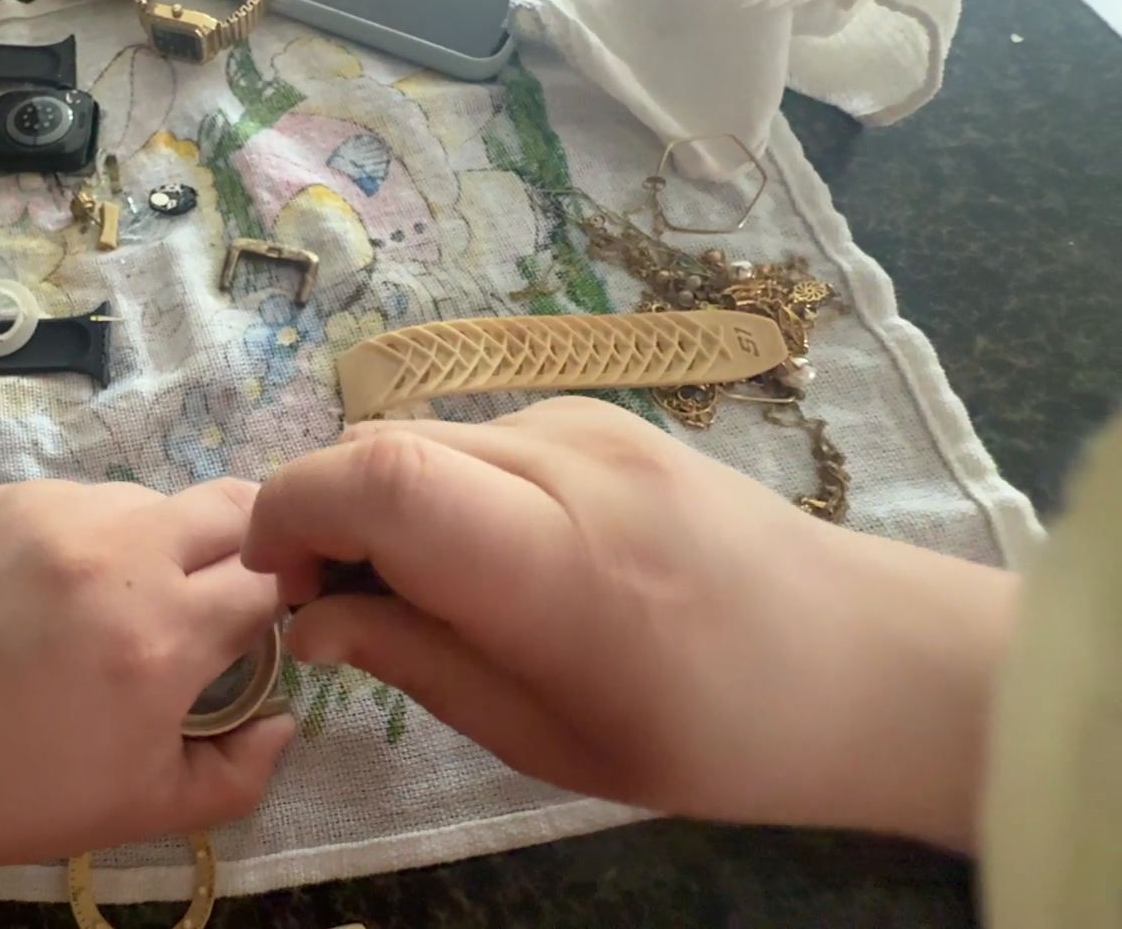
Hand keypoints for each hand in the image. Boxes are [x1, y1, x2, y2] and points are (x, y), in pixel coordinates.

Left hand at [0, 478, 293, 888]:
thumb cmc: (10, 790)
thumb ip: (242, 771)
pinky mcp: (10, 494)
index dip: (277, 600)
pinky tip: (56, 581)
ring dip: (163, 539)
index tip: (256, 624)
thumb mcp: (142, 809)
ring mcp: (58, 510)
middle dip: (248, 542)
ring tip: (121, 592)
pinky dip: (97, 533)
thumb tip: (288, 714)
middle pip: (234, 504)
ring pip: (156, 499)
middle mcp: (118, 552)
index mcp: (161, 634)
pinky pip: (86, 499)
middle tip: (217, 587)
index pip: (270, 579)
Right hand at [243, 397, 1015, 849]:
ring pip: (411, 434)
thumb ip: (409, 660)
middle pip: (378, 443)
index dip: (293, 506)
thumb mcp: (538, 737)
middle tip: (321, 586)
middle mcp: (560, 459)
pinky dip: (422, 482)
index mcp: (554, 563)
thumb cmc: (707, 732)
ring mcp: (576, 421)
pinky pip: (461, 436)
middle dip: (315, 506)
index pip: (381, 479)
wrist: (874, 657)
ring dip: (366, 496)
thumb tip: (309, 621)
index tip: (272, 571)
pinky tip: (467, 540)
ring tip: (396, 571)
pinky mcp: (584, 410)